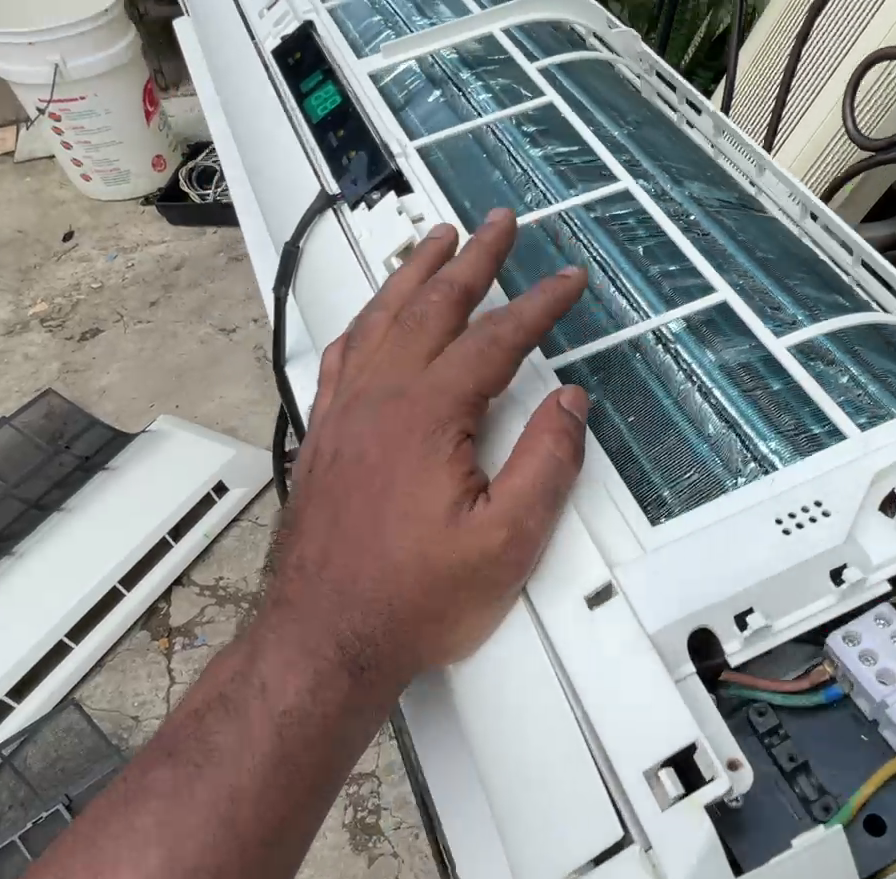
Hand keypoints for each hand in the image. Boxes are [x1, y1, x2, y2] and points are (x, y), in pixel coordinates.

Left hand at [263, 209, 590, 685]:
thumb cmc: (416, 600)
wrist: (326, 638)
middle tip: (500, 224)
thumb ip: (547, 464)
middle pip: (432, 308)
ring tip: (438, 240)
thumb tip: (571, 403)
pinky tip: (374, 317)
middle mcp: (379, 399)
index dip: (539, 307)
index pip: (495, 340)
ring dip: (414, 275)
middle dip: (473, 261)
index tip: (569, 281)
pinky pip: (343, 358)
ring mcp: (343, 416)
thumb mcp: (506, 542)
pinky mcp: (324, 438)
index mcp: (427, 416)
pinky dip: (366, 324)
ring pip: (381, 321)